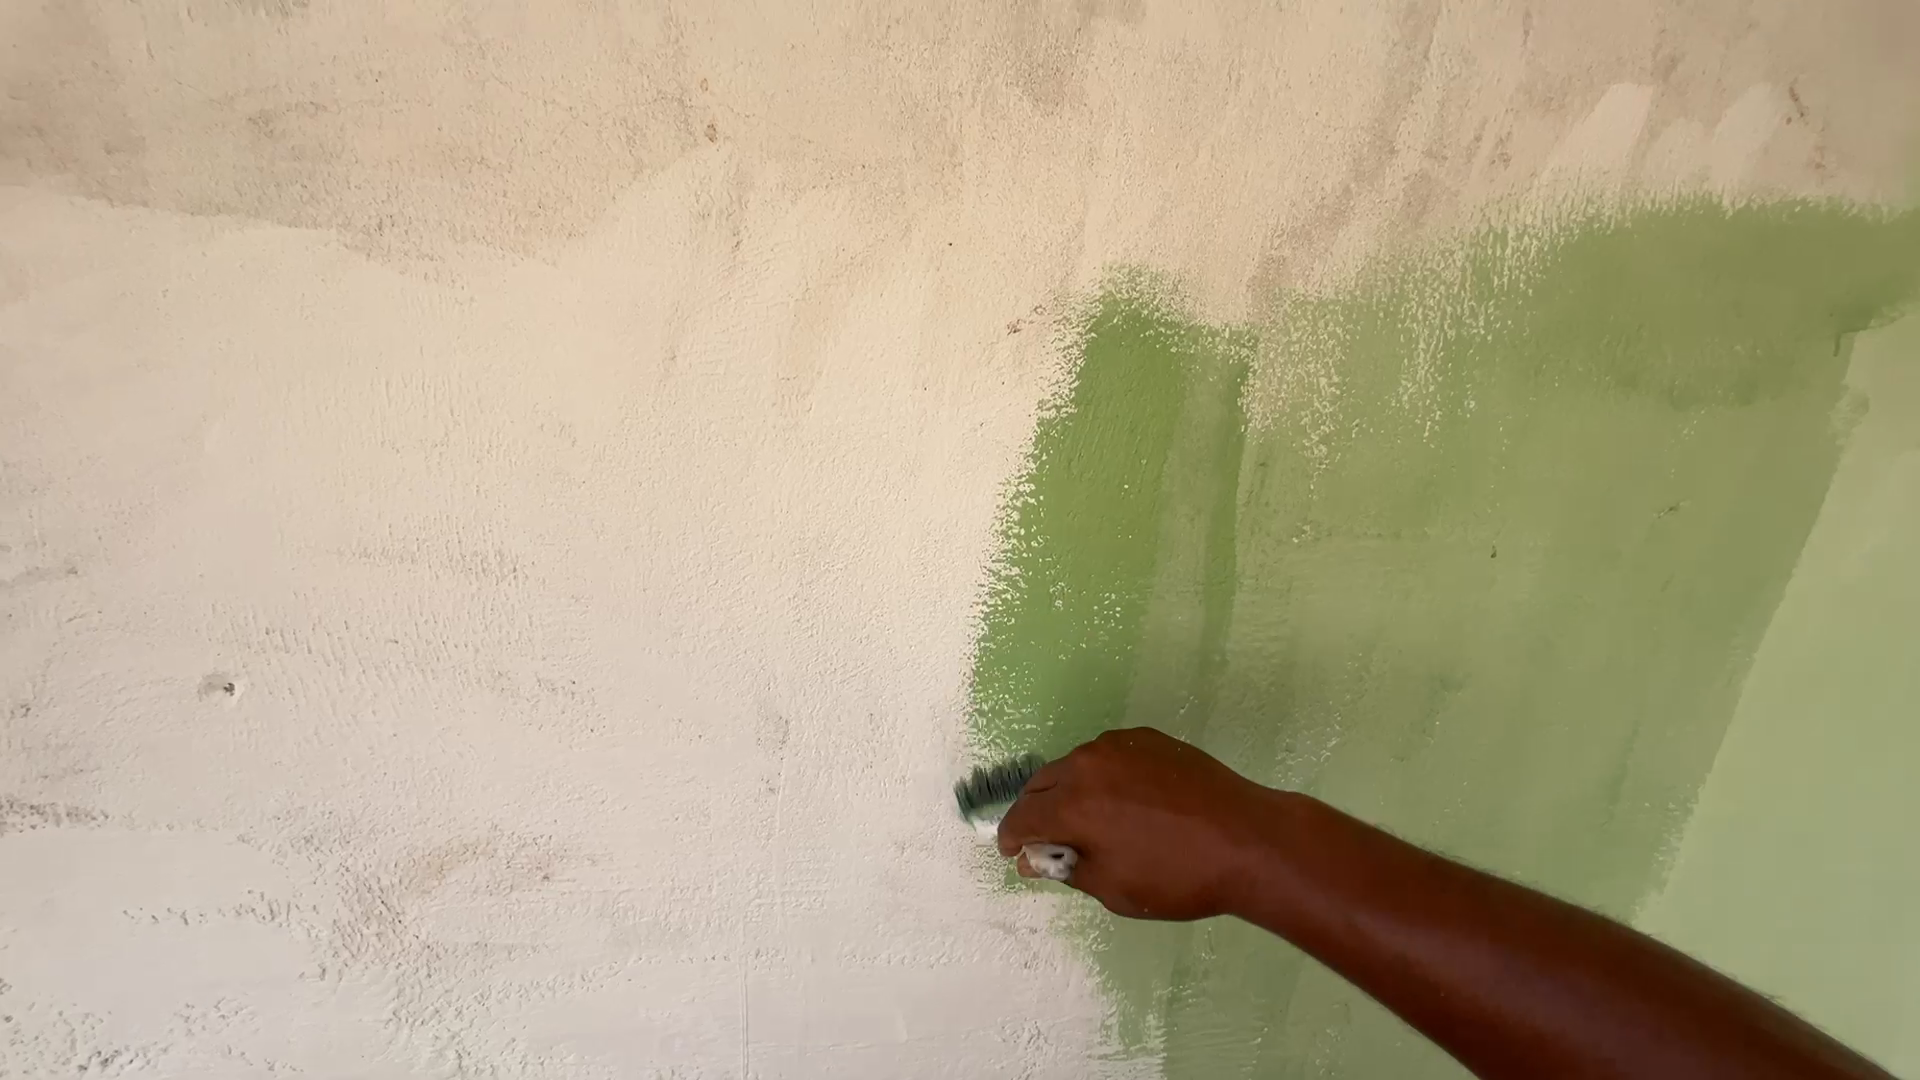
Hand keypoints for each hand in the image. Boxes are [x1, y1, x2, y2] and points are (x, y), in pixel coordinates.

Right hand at [995, 727, 1275, 919]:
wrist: (1248, 840)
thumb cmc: (1178, 877)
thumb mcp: (1114, 889)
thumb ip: (1065, 869)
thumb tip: (1032, 857)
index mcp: (1073, 804)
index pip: (1022, 817)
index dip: (1012, 837)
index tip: (1014, 852)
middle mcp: (1086, 764)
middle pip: (1041, 784)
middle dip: (1034, 810)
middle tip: (1046, 838)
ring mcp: (1117, 745)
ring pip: (1073, 765)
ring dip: (1067, 790)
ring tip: (1089, 819)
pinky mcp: (1145, 738)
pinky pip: (1106, 755)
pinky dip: (1100, 775)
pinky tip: (1123, 799)